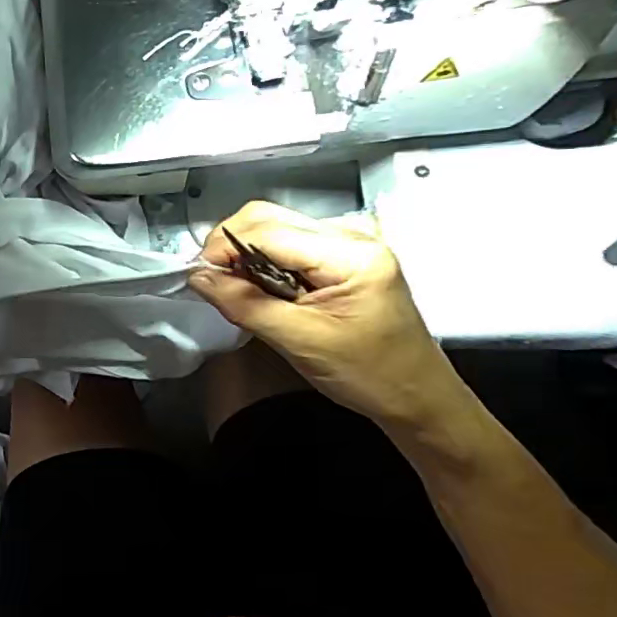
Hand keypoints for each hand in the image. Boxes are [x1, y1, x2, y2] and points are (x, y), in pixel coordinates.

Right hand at [187, 201, 473, 432]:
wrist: (416, 397)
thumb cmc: (371, 375)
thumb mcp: (299, 342)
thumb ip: (245, 304)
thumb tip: (201, 277)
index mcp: (352, 254)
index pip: (268, 231)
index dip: (226, 248)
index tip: (202, 276)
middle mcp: (352, 236)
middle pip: (269, 218)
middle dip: (232, 246)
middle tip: (217, 283)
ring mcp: (348, 242)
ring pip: (274, 227)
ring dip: (247, 255)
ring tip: (244, 292)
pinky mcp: (341, 254)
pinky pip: (288, 243)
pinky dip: (264, 261)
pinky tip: (265, 290)